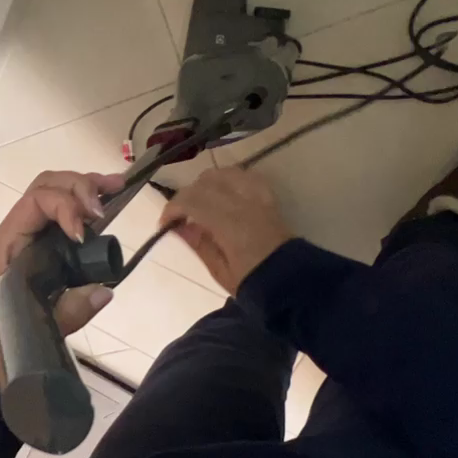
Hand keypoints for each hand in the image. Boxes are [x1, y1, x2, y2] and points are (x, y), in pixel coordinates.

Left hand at [0, 170, 125, 333]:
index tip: (83, 234)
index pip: (34, 202)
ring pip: (55, 187)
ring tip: (117, 186)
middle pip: (46, 185)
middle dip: (78, 189)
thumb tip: (104, 291)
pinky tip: (112, 191)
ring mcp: (29, 225)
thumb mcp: (39, 323)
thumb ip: (70, 310)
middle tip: (102, 210)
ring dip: (86, 185)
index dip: (64, 209)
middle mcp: (15, 225)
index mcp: (6, 243)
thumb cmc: (10, 324)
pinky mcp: (43, 230)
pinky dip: (87, 194)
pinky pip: (62, 200)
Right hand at [160, 168, 293, 292]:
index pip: (192, 200)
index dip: (172, 208)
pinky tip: (223, 193)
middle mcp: (243, 204)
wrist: (292, 285)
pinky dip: (229, 180)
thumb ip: (198, 244)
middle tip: (181, 217)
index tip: (164, 224)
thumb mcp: (219, 271)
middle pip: (205, 182)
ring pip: (225, 173)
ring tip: (200, 202)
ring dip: (206, 183)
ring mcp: (258, 199)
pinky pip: (246, 176)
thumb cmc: (253, 283)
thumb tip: (177, 226)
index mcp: (229, 224)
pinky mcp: (268, 199)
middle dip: (186, 196)